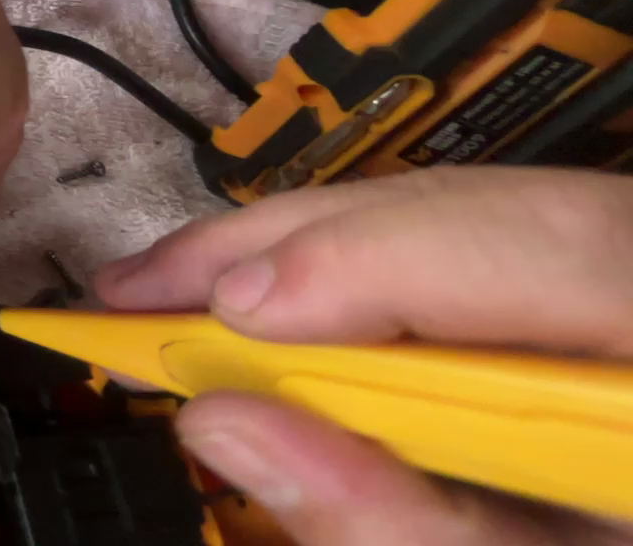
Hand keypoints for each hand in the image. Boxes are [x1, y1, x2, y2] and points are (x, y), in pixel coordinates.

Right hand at [95, 167, 632, 545]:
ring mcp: (600, 250)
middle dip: (268, 246)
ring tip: (159, 288)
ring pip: (415, 204)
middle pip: (447, 208)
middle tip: (133, 291)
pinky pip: (416, 227)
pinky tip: (240, 288)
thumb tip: (217, 422)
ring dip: (268, 247)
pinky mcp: (541, 257)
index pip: (545, 251)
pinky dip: (312, 259)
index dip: (369, 265)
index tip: (230, 311)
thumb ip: (398, 523)